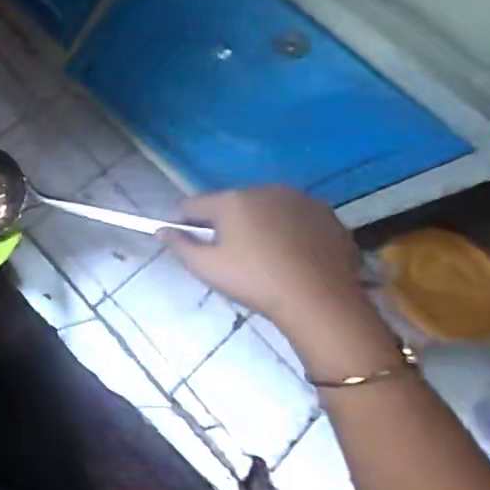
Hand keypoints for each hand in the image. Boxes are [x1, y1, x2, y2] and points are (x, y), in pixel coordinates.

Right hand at [159, 186, 372, 342]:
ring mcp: (299, 199)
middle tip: (231, 256)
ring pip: (265, 208)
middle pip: (231, 203)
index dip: (185, 223)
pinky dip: (289, 230)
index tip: (191, 244)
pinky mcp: (326, 214)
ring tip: (266, 257)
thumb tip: (163, 230)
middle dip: (225, 223)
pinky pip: (295, 217)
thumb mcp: (206, 268)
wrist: (321, 300)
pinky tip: (294, 257)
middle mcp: (264, 190)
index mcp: (231, 200)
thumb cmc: (255, 282)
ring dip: (258, 224)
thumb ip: (180, 245)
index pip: (193, 204)